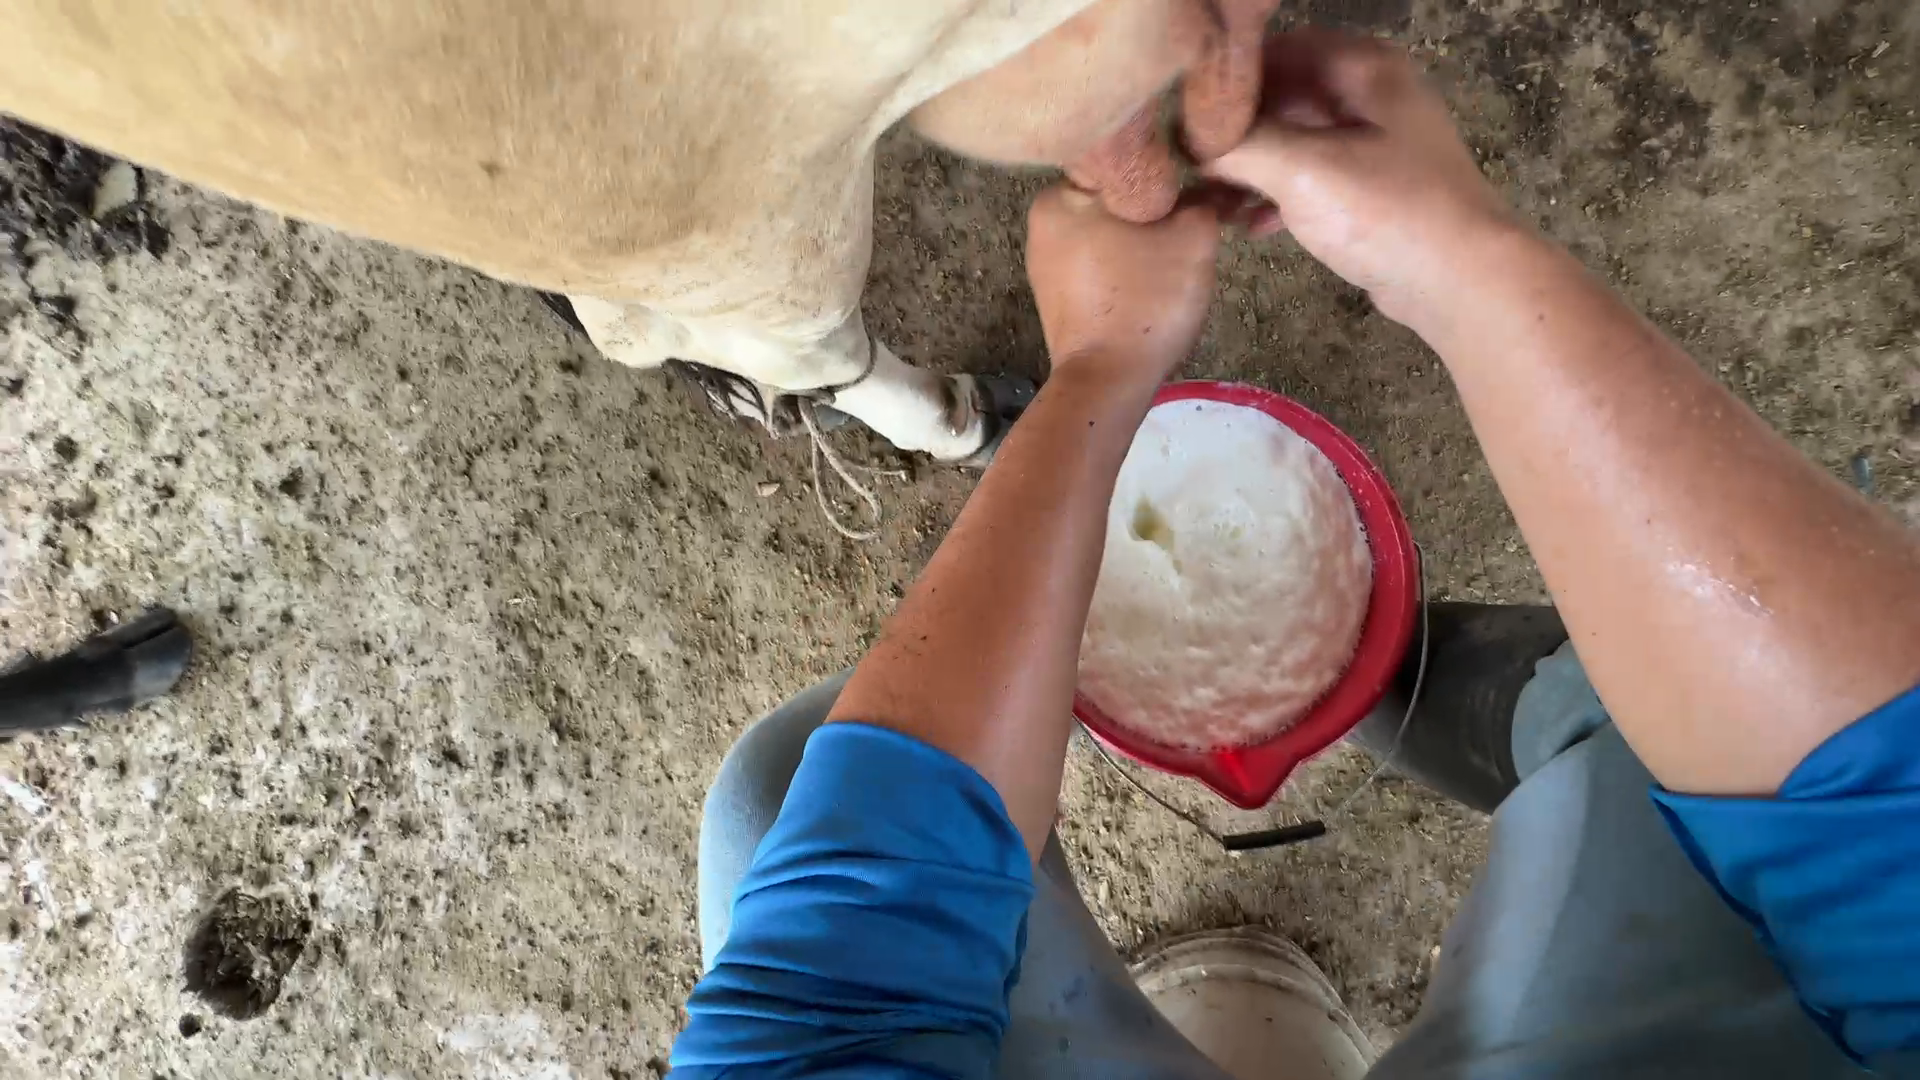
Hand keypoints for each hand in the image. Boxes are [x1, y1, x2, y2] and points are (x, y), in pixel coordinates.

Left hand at [1025, 185, 1219, 383]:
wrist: (1109, 381)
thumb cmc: (1146, 300)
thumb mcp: (1193, 236)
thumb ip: (1202, 196)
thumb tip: (1207, 187)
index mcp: (1061, 194)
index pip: (1125, 158)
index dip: (1167, 172)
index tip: (1193, 194)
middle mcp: (1041, 224)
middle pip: (1116, 199)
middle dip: (1152, 212)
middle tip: (1183, 234)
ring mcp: (1044, 265)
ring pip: (1108, 234)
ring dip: (1140, 244)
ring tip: (1167, 264)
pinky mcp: (1055, 299)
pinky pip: (1098, 268)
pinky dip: (1122, 271)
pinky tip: (1143, 288)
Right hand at [1204, 30, 1525, 324]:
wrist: (1452, 275)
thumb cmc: (1383, 211)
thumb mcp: (1304, 170)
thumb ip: (1242, 148)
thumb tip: (1188, 145)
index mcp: (1361, 69)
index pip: (1280, 48)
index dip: (1229, 77)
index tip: (1182, 112)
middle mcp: (1366, 95)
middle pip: (1281, 96)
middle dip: (1233, 131)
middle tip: (1186, 163)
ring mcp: (1367, 143)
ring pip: (1290, 141)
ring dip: (1247, 168)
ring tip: (1207, 201)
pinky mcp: (1364, 188)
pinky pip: (1305, 179)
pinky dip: (1272, 197)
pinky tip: (1248, 226)